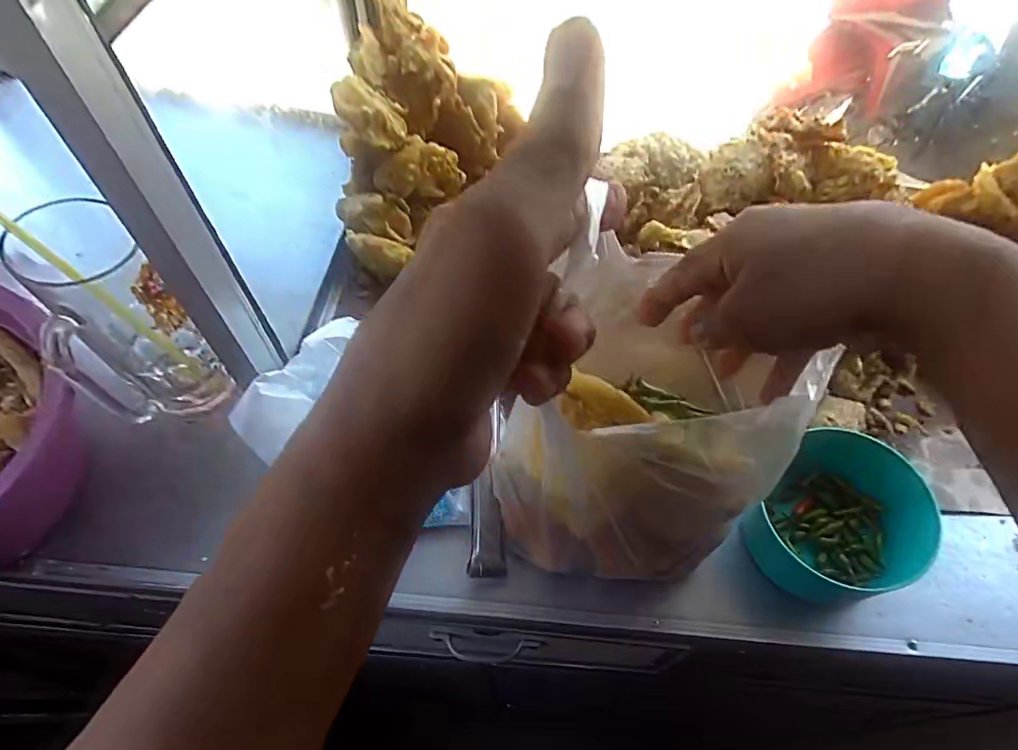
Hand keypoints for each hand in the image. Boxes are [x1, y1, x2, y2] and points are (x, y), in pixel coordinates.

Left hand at [318, 18, 605, 493]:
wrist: (400, 441)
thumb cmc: (454, 331)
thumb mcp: (507, 230)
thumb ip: (553, 148)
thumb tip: (581, 26)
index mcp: (478, 222)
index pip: (549, 185)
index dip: (592, 201)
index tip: (617, 226)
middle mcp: (473, 269)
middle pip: (557, 262)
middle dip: (572, 295)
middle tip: (560, 324)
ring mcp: (475, 329)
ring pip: (552, 322)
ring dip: (561, 343)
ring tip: (538, 366)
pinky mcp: (481, 379)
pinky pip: (536, 366)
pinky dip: (541, 378)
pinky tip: (524, 394)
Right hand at [636, 202, 1005, 401]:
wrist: (902, 273)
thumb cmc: (803, 290)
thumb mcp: (743, 315)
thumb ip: (713, 327)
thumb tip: (702, 331)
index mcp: (736, 241)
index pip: (685, 271)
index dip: (661, 298)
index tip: (641, 320)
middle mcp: (769, 245)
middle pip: (725, 286)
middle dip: (705, 320)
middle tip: (686, 346)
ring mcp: (807, 262)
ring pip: (762, 308)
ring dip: (743, 343)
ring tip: (727, 375)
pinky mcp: (838, 284)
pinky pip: (797, 324)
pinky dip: (783, 356)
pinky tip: (772, 394)